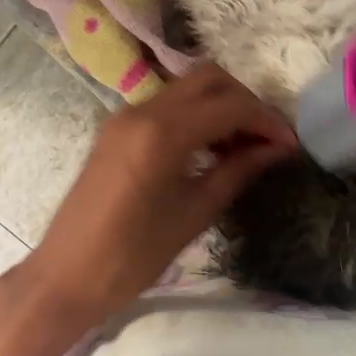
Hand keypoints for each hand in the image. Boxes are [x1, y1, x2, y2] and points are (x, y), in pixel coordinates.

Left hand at [0, 63, 295, 355]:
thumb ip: (237, 172)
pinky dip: (194, 115)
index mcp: (162, 133)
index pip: (229, 105)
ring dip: (219, 106)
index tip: (290, 146)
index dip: (266, 120)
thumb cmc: (132, 257)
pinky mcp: (115, 128)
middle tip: (267, 140)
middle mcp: (142, 110)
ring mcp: (124, 116)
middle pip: (208, 79)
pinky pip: (165, 105)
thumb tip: (277, 149)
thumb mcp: (194, 214)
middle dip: (244, 102)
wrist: (65, 276)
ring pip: (186, 87)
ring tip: (244, 148)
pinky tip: (210, 150)